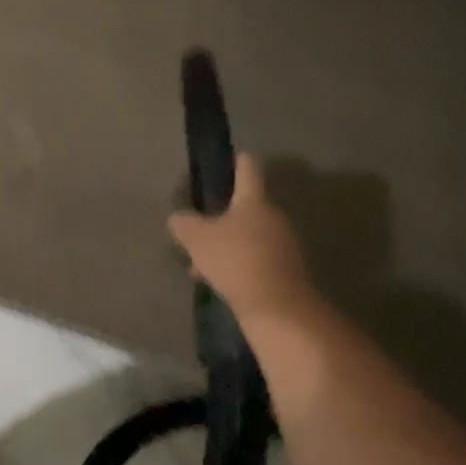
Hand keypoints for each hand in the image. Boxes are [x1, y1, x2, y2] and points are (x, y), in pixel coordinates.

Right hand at [168, 154, 317, 322]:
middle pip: (246, 209)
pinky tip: (220, 283)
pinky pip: (258, 261)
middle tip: (199, 231)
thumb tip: (178, 218)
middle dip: (222, 220)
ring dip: (228, 247)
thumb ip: (184, 224)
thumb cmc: (236, 260)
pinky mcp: (288, 274)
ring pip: (249, 238)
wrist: (279, 308)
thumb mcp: (197, 239)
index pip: (248, 170)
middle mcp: (274, 218)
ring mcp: (285, 246)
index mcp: (254, 201)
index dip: (239, 161)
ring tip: (202, 267)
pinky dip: (239, 267)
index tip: (234, 156)